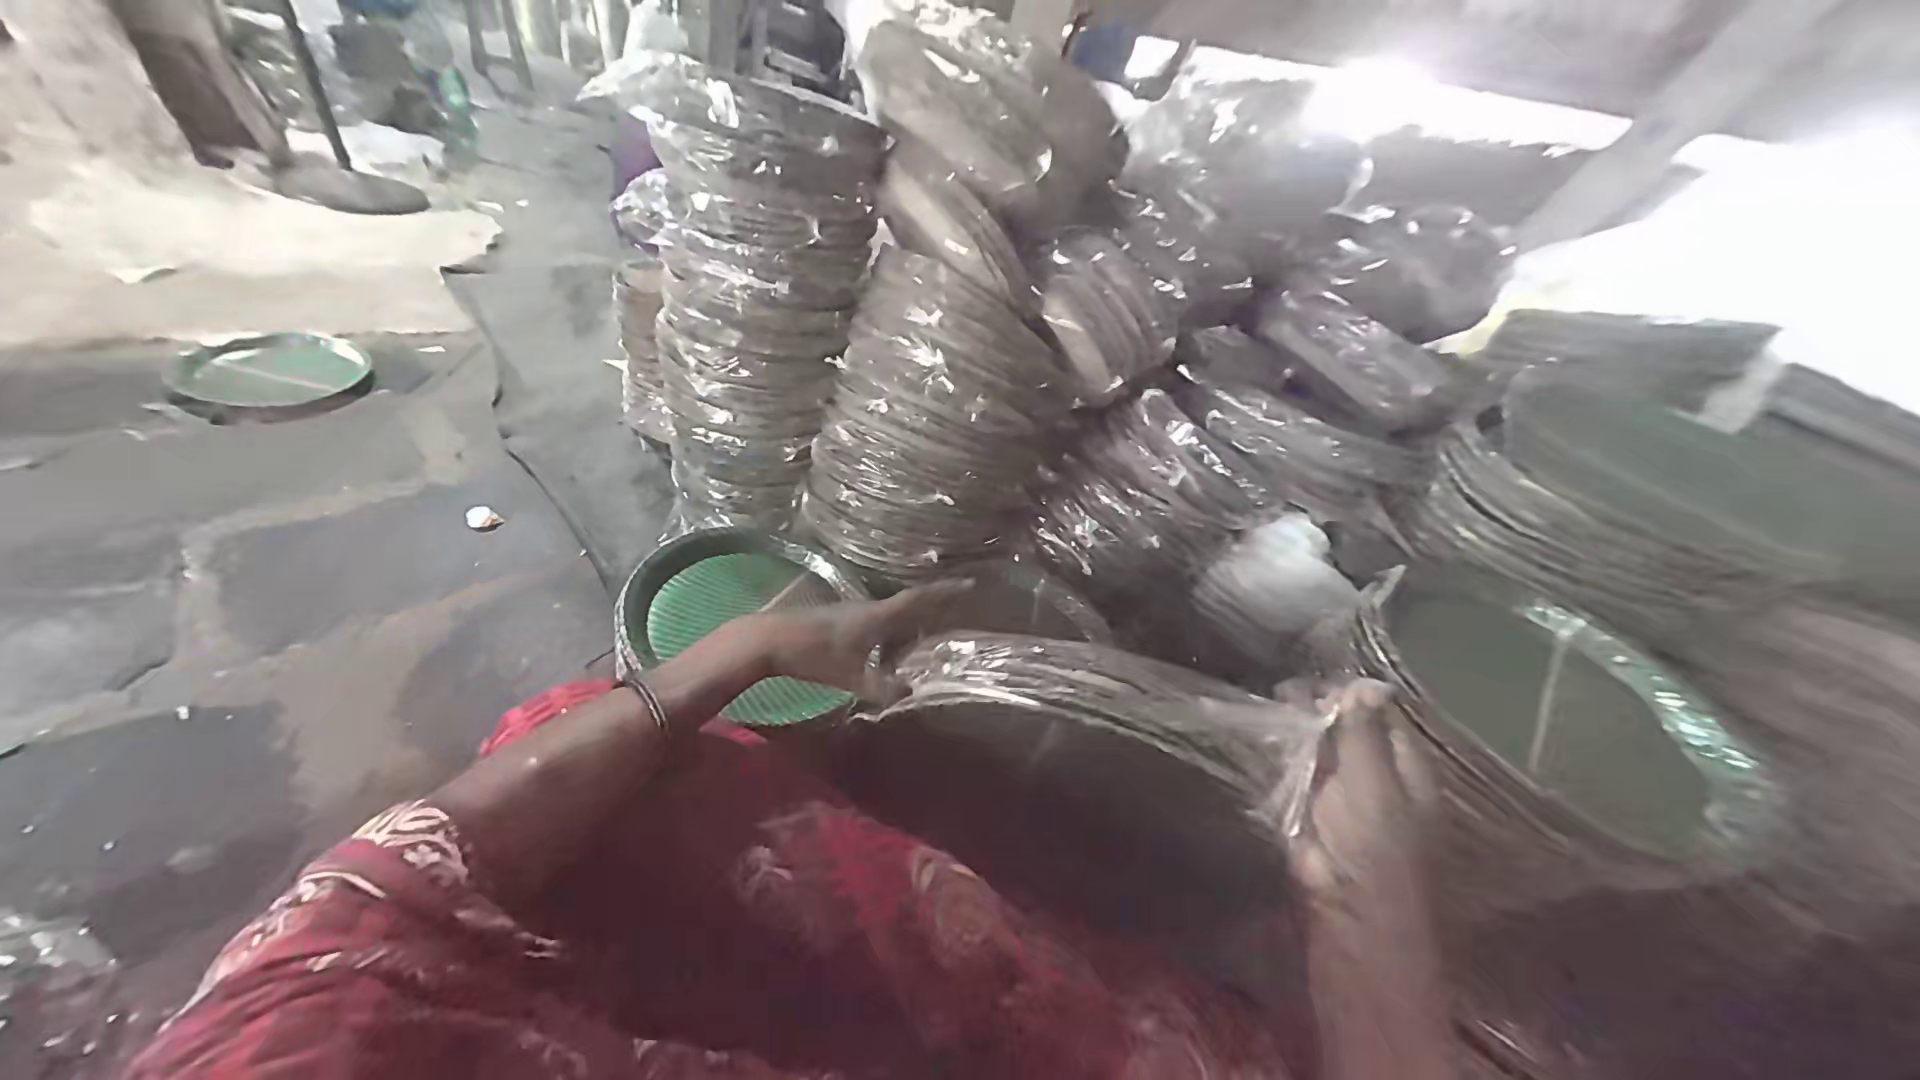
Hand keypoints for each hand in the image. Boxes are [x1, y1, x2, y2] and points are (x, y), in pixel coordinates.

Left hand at [746, 579, 971, 702]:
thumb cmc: (812, 655)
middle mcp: (869, 609)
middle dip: (931, 612)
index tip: (969, 583)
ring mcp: (853, 613)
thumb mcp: (850, 677)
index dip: (945, 593)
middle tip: (950, 620)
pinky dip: (888, 637)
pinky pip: (876, 625)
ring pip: (891, 618)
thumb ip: (882, 688)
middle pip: (909, 607)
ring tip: (915, 650)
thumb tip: (910, 692)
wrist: (769, 638)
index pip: (919, 600)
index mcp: (877, 617)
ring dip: (906, 630)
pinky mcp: (841, 620)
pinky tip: (883, 656)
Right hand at [1289, 679, 1434, 916]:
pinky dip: (1279, 747)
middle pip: (1345, 724)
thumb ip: (1364, 734)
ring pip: (1316, 741)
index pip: (1378, 712)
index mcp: (1404, 765)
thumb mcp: (1374, 785)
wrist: (1347, 911)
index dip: (1348, 692)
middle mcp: (1374, 770)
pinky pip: (1294, 764)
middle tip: (1282, 692)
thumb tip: (1366, 682)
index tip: (1311, 677)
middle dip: (1315, 706)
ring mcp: (1339, 787)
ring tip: (1267, 706)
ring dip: (1294, 724)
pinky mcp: (1308, 801)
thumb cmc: (1375, 848)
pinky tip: (1259, 731)